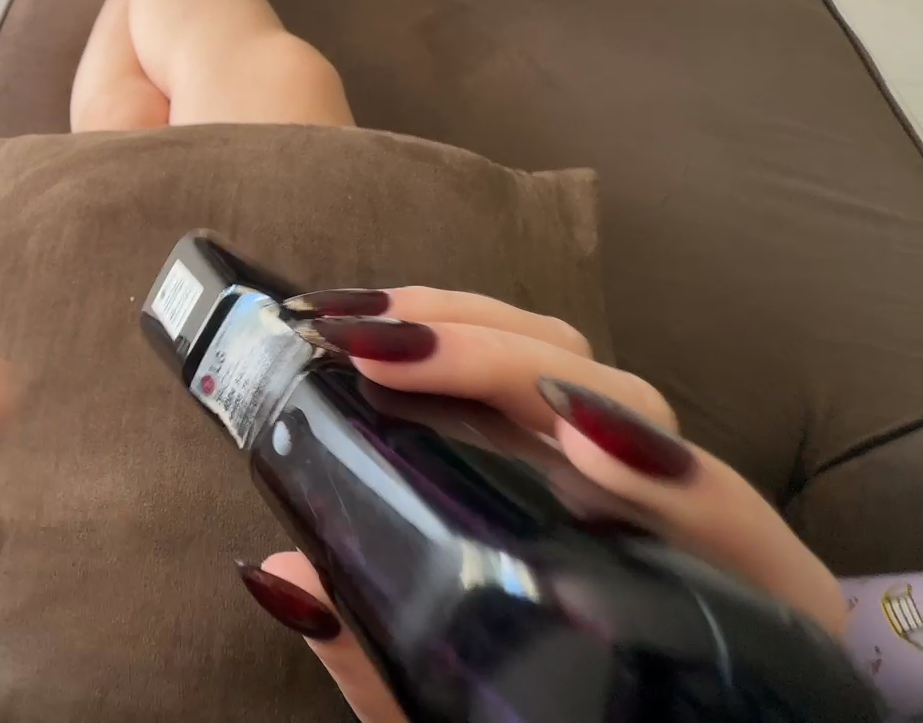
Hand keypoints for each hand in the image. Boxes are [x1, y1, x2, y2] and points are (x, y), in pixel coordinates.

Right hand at [239, 287, 847, 722]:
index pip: (717, 516)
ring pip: (556, 347)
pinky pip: (505, 349)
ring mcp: (587, 448)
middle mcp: (652, 501)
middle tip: (379, 351)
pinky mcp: (531, 421)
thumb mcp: (456, 711)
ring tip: (352, 321)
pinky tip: (368, 320)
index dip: (663, 471)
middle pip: (611, 391)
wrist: (562, 681)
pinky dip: (435, 322)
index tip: (575, 449)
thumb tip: (284, 581)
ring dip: (452, 318)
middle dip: (492, 358)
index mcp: (693, 593)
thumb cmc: (517, 698)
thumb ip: (383, 664)